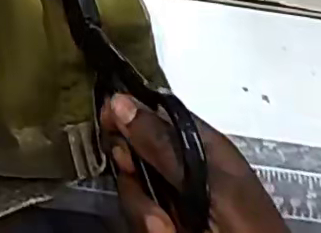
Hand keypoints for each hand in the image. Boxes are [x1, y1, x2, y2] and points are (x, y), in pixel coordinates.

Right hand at [101, 95, 287, 232]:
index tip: (108, 125)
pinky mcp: (168, 227)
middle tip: (134, 176)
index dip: (127, 114)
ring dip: (141, 208)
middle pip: (135, 149)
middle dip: (132, 170)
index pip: (155, 112)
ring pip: (133, 187)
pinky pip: (140, 218)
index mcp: (203, 147)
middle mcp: (185, 169)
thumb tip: (119, 100)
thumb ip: (165, 147)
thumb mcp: (212, 190)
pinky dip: (148, 228)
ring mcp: (176, 202)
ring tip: (164, 230)